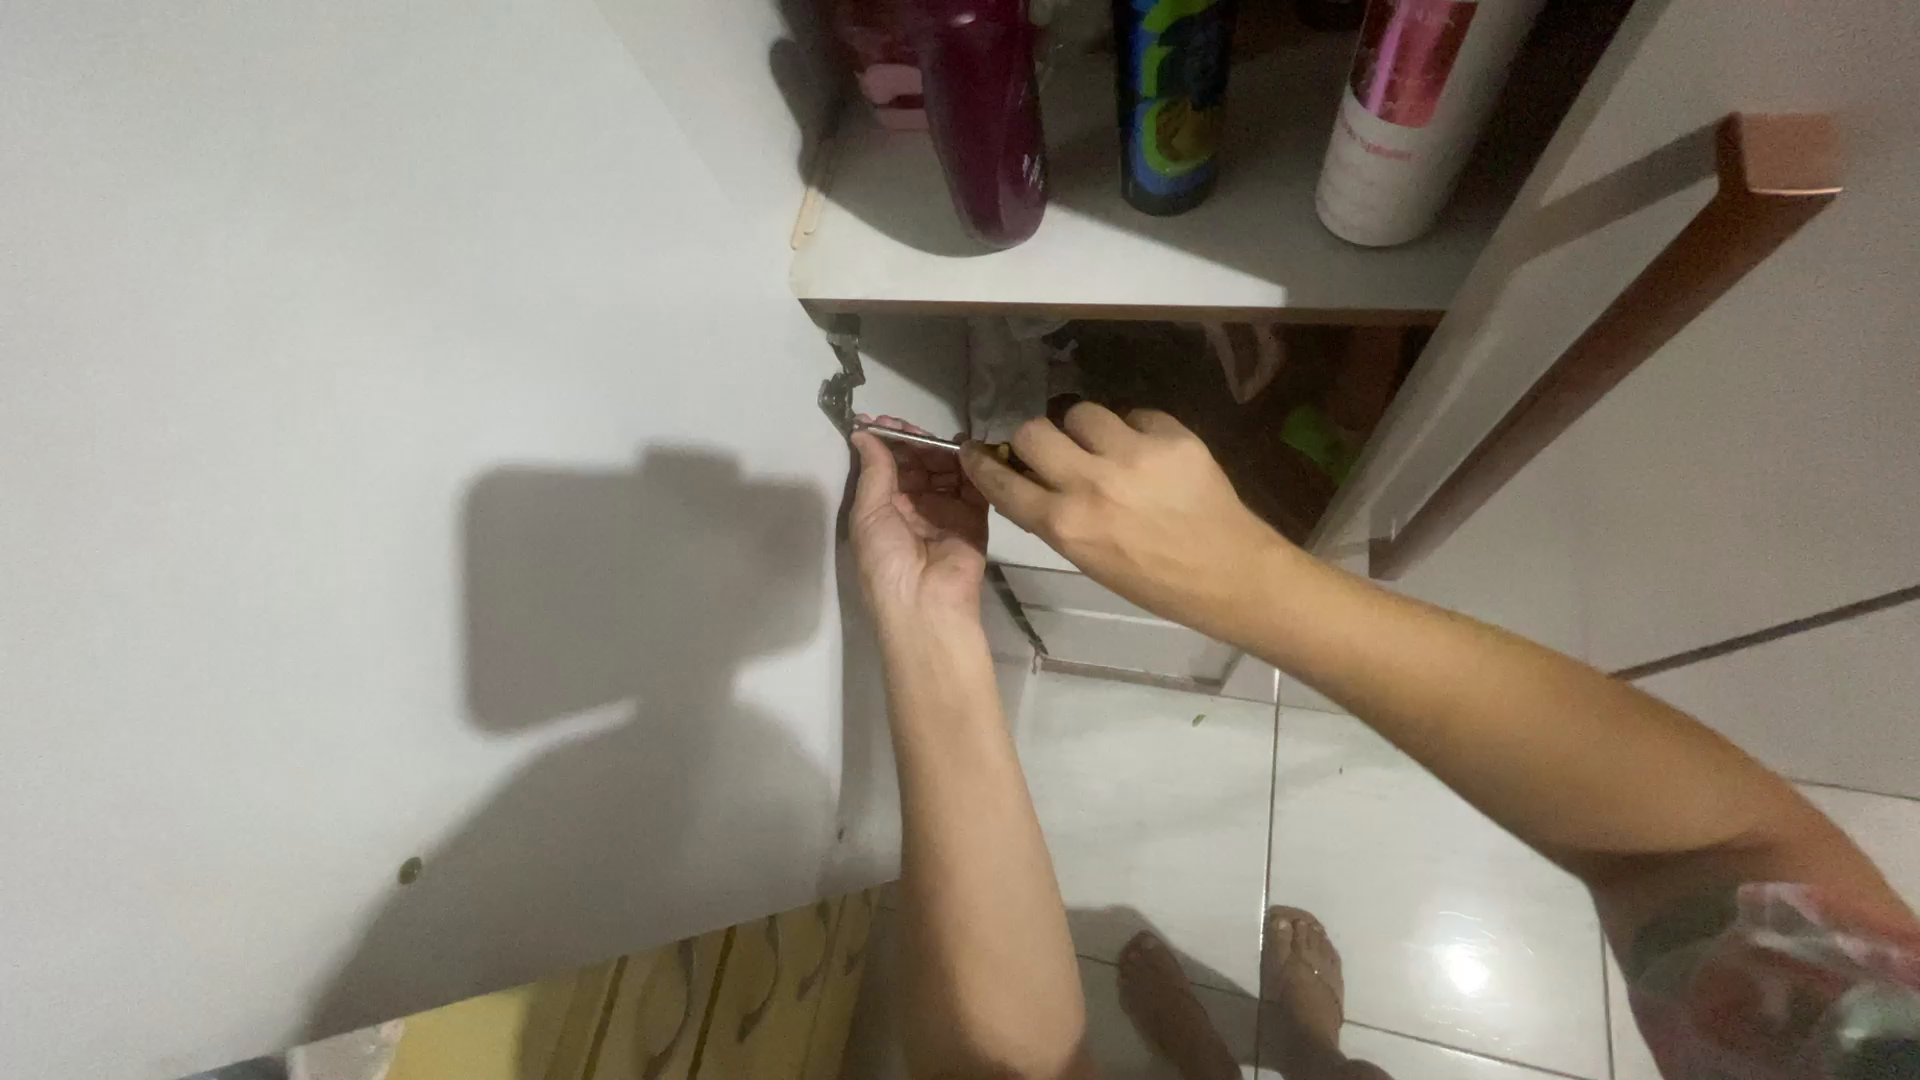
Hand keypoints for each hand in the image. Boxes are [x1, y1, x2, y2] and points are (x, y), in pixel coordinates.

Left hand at [849, 415, 988, 626]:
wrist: (925, 604)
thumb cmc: (886, 561)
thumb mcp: (868, 514)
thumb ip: (873, 471)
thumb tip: (862, 433)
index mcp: (883, 510)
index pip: (887, 467)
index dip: (887, 443)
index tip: (885, 420)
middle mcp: (914, 508)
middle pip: (918, 465)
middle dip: (915, 444)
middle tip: (914, 429)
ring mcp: (945, 512)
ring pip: (946, 471)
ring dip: (942, 452)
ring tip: (941, 439)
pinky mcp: (973, 518)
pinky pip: (974, 487)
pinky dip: (971, 466)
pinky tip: (966, 448)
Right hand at [959, 403, 1291, 640]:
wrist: (1229, 574)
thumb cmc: (1154, 582)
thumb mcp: (1088, 559)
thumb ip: (1055, 518)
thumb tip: (1032, 481)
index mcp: (1065, 526)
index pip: (1003, 482)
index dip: (981, 463)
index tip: (974, 450)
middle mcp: (1090, 484)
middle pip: (1033, 432)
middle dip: (1034, 440)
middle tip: (1052, 450)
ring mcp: (1132, 455)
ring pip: (1081, 412)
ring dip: (1085, 429)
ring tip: (1106, 448)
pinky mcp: (1172, 436)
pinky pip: (1133, 414)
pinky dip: (1133, 430)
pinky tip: (1147, 453)